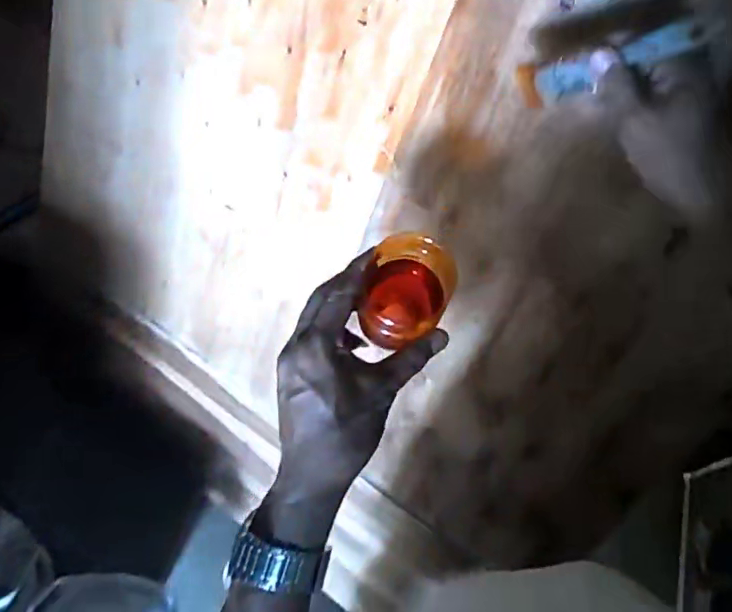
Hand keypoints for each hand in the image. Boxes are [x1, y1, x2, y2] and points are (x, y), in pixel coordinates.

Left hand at [261, 250, 446, 547]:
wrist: (309, 478)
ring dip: (339, 301)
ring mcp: (289, 360)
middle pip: (321, 298)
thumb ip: (409, 359)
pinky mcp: (290, 372)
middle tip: (374, 268)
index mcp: (315, 345)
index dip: (357, 270)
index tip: (377, 252)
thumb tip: (442, 335)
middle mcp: (297, 345)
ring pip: (314, 315)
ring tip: (368, 298)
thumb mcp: (381, 392)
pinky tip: (356, 339)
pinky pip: (312, 333)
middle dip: (346, 279)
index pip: (337, 294)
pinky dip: (333, 324)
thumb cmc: (345, 433)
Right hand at [588, 48, 731, 289]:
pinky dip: (637, 97)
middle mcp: (691, 71)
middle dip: (616, 61)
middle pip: (646, 54)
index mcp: (681, 66)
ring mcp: (693, 92)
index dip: (611, 43)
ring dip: (625, 81)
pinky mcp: (691, 113)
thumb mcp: (636, 121)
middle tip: (583, 70)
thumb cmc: (674, 159)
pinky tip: (617, 107)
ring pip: (650, 75)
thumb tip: (599, 53)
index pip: (641, 38)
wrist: (718, 205)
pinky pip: (658, 93)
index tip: (583, 51)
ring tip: (594, 88)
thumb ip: (617, 85)